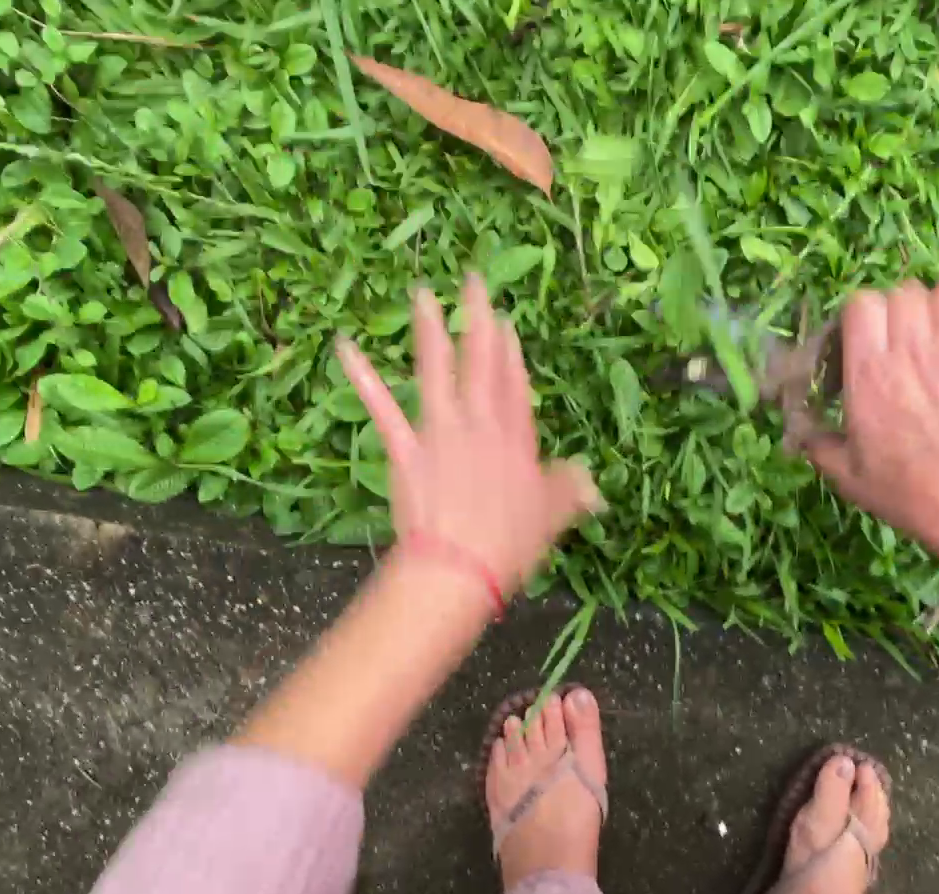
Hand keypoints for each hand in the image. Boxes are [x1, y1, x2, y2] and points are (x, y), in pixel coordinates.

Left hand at [337, 274, 600, 594]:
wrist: (460, 566)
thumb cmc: (509, 545)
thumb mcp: (552, 517)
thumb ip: (570, 492)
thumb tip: (593, 486)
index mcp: (516, 438)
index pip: (514, 384)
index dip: (509, 351)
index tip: (503, 321)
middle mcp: (480, 423)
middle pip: (480, 362)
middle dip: (476, 319)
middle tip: (471, 281)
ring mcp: (441, 431)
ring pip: (436, 370)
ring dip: (429, 330)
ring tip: (421, 295)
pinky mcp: (406, 446)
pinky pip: (382, 406)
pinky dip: (362, 376)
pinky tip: (345, 346)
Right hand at [801, 281, 938, 554]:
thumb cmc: (907, 493)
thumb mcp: (848, 477)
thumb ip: (820, 446)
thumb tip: (802, 435)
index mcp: (870, 372)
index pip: (861, 305)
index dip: (861, 316)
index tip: (863, 342)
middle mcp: (914, 349)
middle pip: (905, 292)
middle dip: (901, 311)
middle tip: (904, 343)